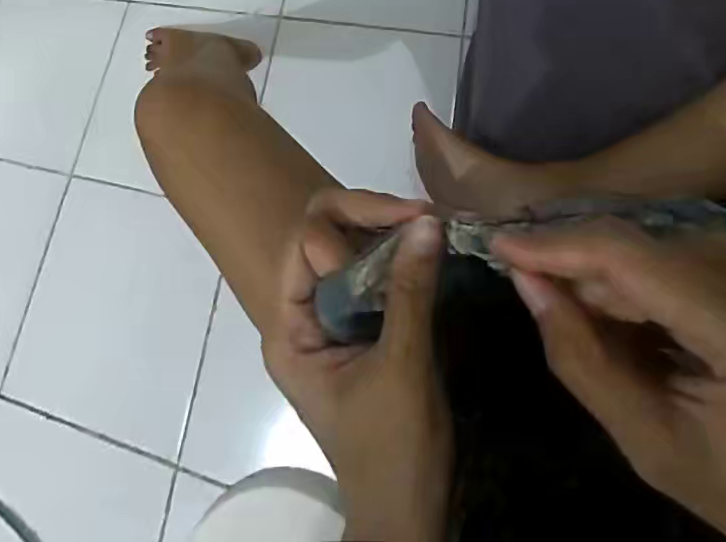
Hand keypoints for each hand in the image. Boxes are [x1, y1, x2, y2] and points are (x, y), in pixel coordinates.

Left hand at [263, 189, 450, 541]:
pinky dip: (401, 252)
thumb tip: (428, 220)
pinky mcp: (364, 322)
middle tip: (427, 218)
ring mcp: (334, 316)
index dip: (353, 218)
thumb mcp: (401, 366)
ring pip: (353, 246)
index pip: (305, 240)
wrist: (409, 510)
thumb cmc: (392, 449)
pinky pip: (375, 269)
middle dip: (374, 215)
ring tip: (435, 225)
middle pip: (327, 233)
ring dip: (392, 229)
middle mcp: (305, 313)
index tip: (410, 219)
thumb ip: (409, 291)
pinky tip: (431, 247)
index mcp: (291, 328)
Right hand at [492, 222, 725, 541]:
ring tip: (606, 332)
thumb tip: (526, 281)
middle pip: (641, 248)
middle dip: (580, 268)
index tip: (499, 242)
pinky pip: (675, 247)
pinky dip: (640, 276)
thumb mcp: (651, 447)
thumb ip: (582, 361)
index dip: (562, 245)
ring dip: (609, 276)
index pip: (637, 264)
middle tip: (542, 301)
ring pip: (653, 242)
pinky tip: (641, 320)